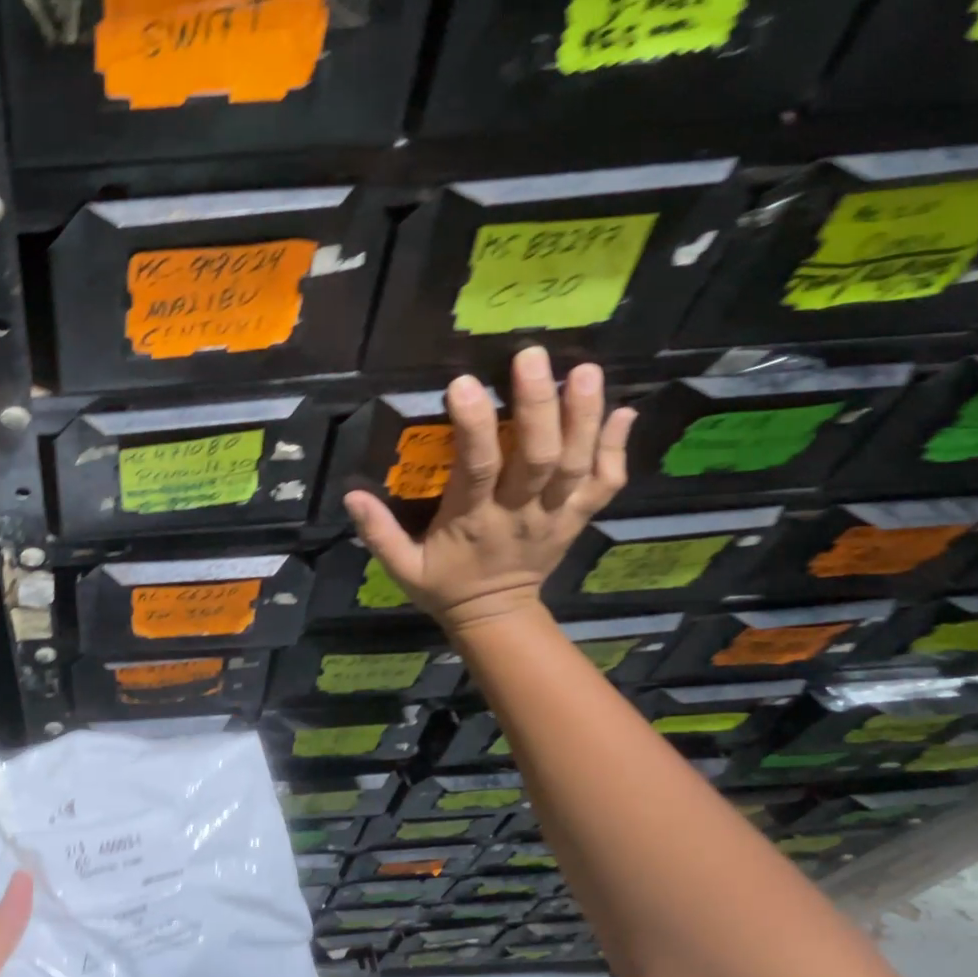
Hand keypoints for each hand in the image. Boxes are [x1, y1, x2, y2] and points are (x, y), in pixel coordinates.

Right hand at [344, 346, 634, 632]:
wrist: (495, 618)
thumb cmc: (443, 586)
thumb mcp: (402, 568)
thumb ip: (379, 532)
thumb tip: (351, 494)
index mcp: (473, 521)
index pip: (478, 468)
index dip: (474, 426)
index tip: (463, 384)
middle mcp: (521, 512)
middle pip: (539, 457)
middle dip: (538, 405)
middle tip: (532, 358)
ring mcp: (555, 515)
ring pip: (578, 464)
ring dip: (584, 417)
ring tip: (585, 370)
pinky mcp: (577, 518)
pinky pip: (606, 483)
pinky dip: (618, 448)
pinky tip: (625, 413)